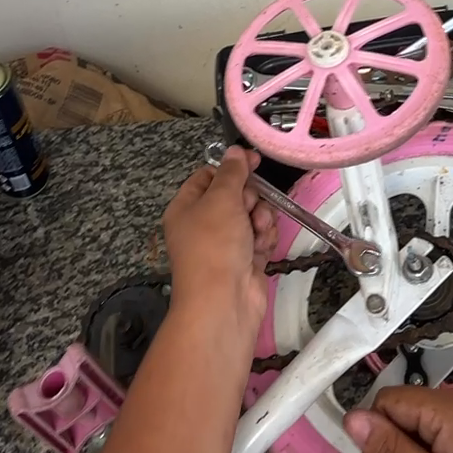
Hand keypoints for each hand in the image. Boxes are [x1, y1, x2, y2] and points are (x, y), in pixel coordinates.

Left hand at [162, 147, 276, 333]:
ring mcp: (225, 243)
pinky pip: (261, 237)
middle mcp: (203, 224)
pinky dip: (265, 239)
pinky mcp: (245, 259)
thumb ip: (232, 171)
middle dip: (250, 198)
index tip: (254, 161)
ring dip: (261, 219)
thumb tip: (235, 151)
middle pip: (236, 194)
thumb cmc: (214, 246)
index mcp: (186, 207)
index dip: (232, 167)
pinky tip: (262, 248)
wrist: (224, 302)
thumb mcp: (221, 198)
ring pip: (253, 215)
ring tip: (257, 232)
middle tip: (248, 208)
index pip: (209, 176)